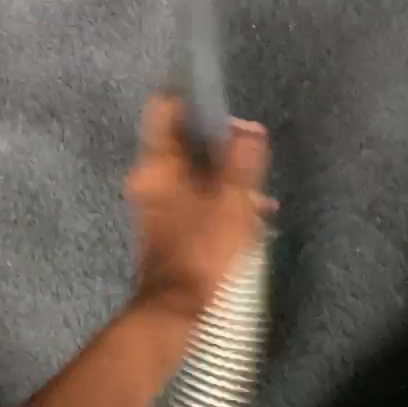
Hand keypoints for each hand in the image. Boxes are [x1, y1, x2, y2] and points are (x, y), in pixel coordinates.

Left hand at [123, 96, 270, 319]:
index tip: (221, 100)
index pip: (164, 107)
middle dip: (219, 141)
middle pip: (182, 139)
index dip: (192, 97)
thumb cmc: (202, 250)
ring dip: (222, 173)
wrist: (174, 309)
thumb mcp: (231, 202)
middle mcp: (149, 176)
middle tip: (252, 149)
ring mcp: (153, 201)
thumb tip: (250, 127)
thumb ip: (241, 161)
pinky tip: (248, 213)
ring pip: (190, 169)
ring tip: (259, 190)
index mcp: (157, 163)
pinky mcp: (164, 223)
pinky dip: (216, 195)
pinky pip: (191, 194)